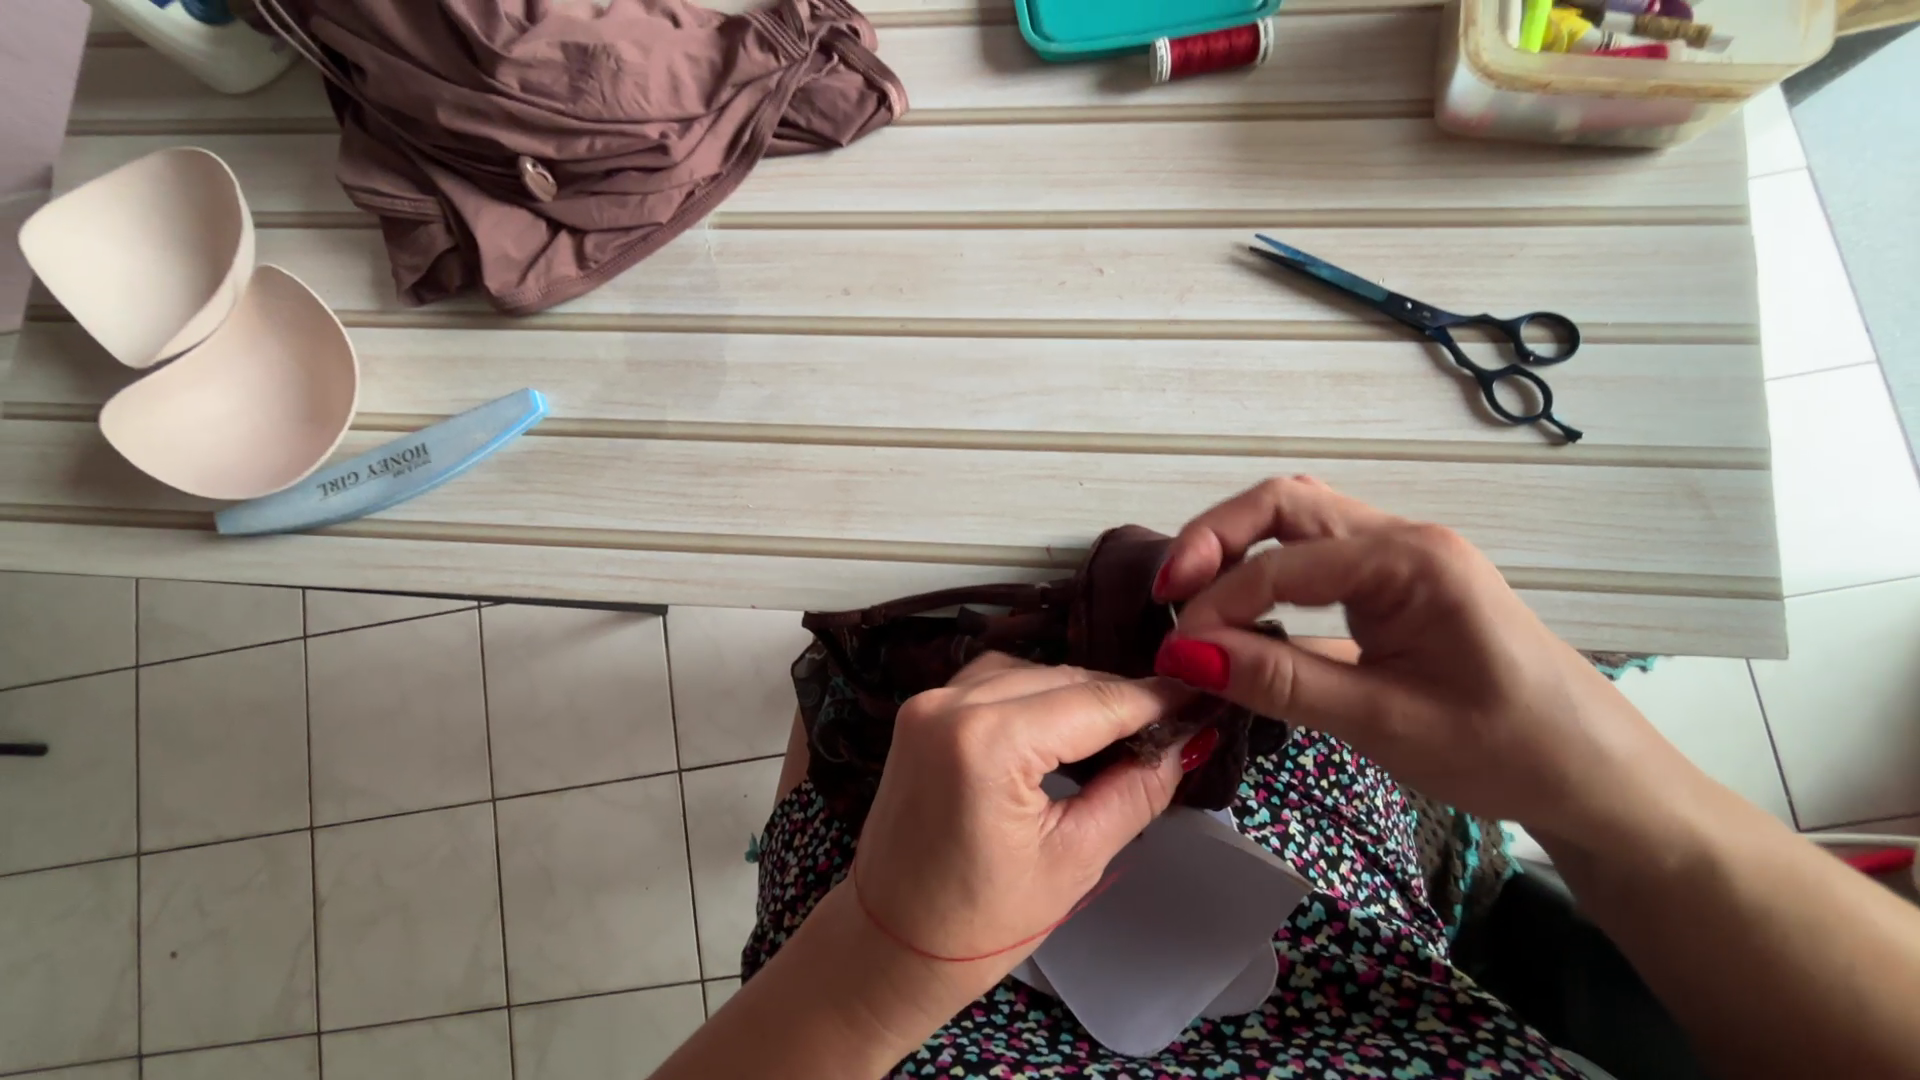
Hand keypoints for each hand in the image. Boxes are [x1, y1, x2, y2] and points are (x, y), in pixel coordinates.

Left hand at [851, 654, 1199, 993]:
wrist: (886, 944)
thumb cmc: (979, 924)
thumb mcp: (1075, 860)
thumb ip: (1135, 790)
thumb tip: (1183, 742)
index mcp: (987, 741)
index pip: (1094, 702)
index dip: (1156, 699)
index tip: (1201, 699)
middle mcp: (951, 702)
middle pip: (1061, 679)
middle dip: (1120, 699)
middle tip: (1172, 726)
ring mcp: (929, 702)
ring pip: (1029, 672)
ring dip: (1078, 695)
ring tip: (1123, 732)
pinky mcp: (921, 712)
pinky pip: (994, 683)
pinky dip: (1035, 695)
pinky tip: (1064, 726)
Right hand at [1151, 476, 1689, 843]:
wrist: (1600, 779)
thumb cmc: (1507, 752)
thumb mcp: (1385, 725)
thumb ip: (1280, 683)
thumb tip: (1183, 656)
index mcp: (1411, 560)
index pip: (1281, 563)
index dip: (1215, 604)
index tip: (1173, 654)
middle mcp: (1401, 538)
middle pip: (1284, 504)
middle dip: (1214, 540)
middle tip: (1166, 594)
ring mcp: (1399, 556)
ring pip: (1295, 521)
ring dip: (1235, 550)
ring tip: (1190, 599)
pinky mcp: (1394, 583)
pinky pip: (1312, 556)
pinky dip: (1263, 572)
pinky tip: (1241, 611)